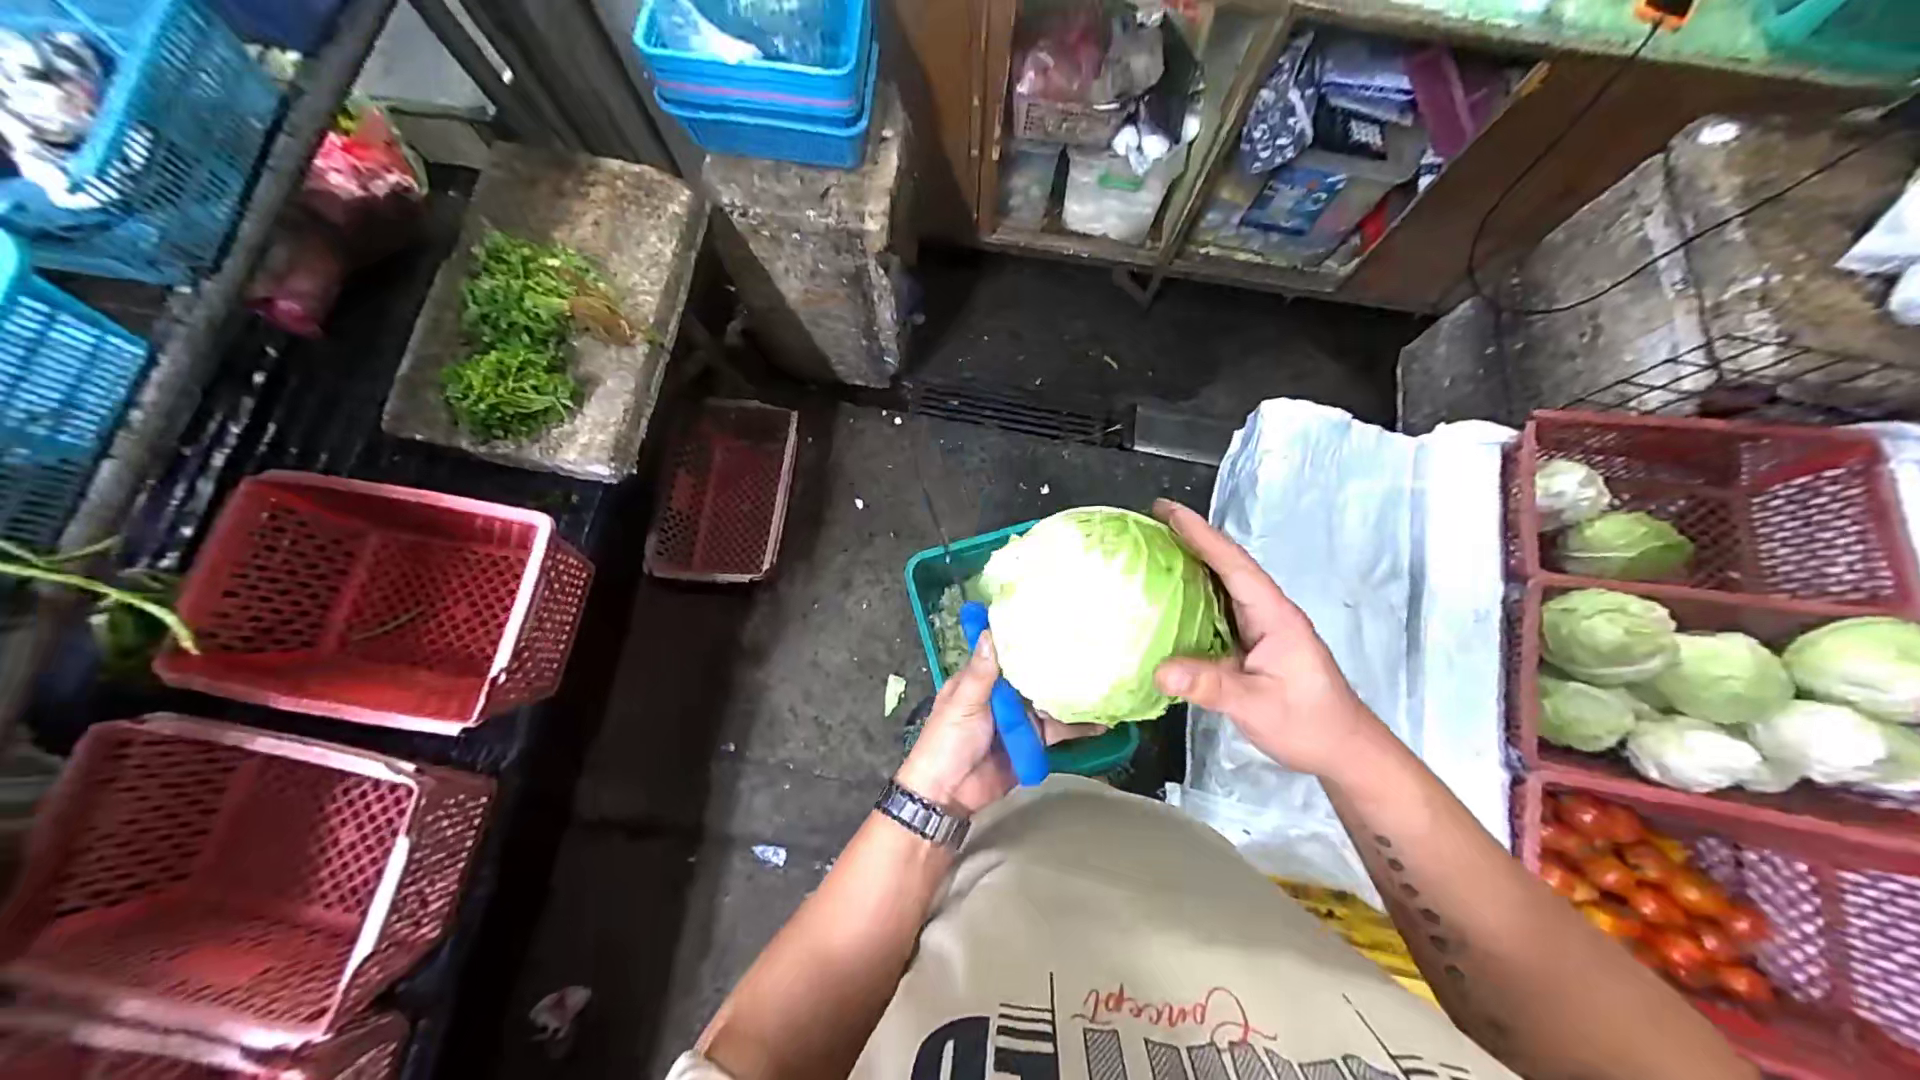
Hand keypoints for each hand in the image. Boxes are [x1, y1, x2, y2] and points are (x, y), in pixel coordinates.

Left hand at [895, 632, 1104, 816]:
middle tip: (1091, 650)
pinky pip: (1058, 732)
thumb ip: (981, 672)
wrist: (949, 796)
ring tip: (1103, 682)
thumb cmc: (946, 742)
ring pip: (1050, 702)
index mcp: (980, 680)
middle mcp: (1003, 696)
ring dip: (1072, 696)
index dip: (1026, 639)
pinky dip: (1078, 728)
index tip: (1053, 621)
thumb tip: (991, 631)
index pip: (1007, 654)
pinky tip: (1101, 722)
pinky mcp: (1034, 743)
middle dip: (1058, 667)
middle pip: (1034, 677)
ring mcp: (1020, 719)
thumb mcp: (962, 703)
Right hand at [1150, 498, 1387, 779]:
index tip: (1168, 511)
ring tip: (1154, 548)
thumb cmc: (1308, 724)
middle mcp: (1266, 613)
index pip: (1234, 565)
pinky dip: (1192, 594)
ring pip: (1222, 585)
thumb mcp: (1256, 705)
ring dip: (1191, 562)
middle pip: (1227, 565)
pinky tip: (1168, 597)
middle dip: (1192, 538)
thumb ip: (1209, 685)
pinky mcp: (1251, 644)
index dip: (1201, 535)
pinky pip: (1216, 609)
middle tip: (1151, 520)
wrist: (1343, 749)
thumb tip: (1159, 671)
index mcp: (1274, 615)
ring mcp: (1259, 627)